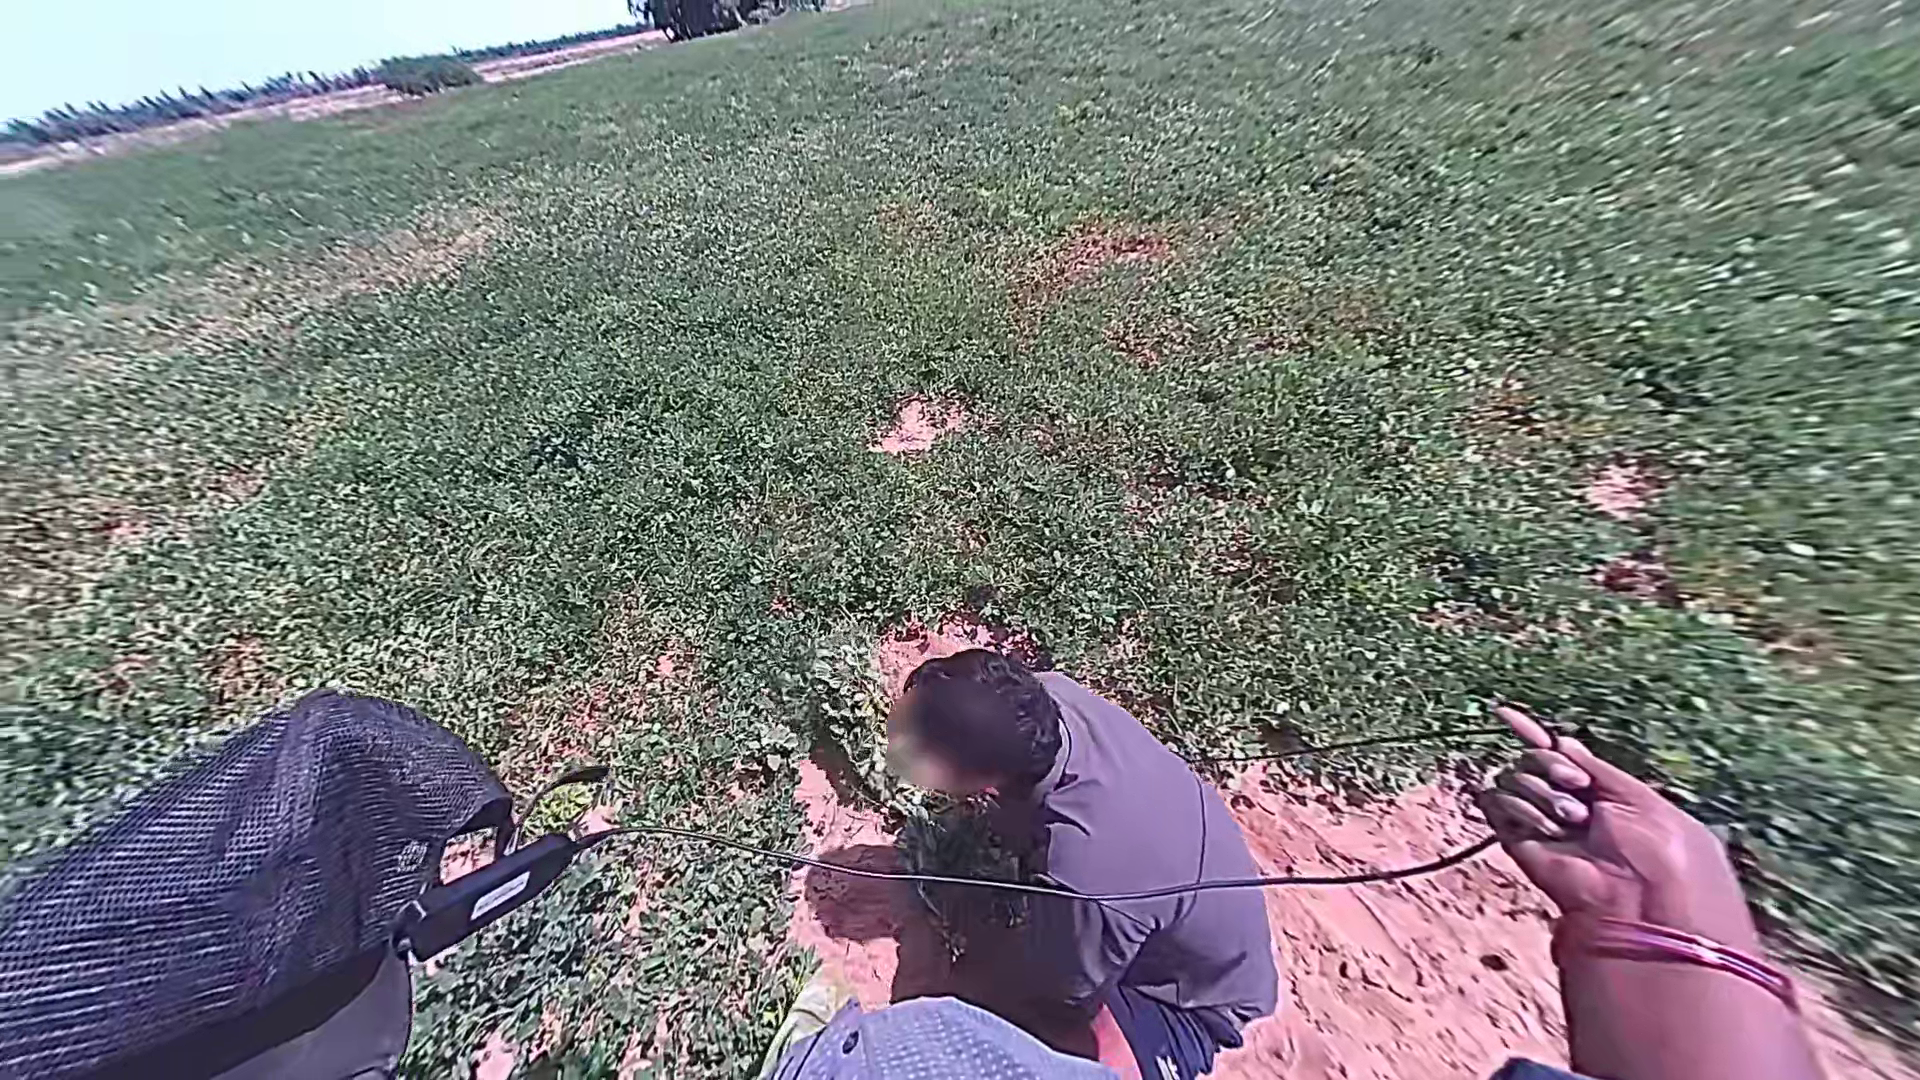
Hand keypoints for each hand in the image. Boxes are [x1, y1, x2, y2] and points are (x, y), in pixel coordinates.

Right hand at [1476, 705, 1760, 950]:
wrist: (1639, 904)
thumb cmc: (1661, 856)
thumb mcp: (1644, 802)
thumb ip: (1597, 768)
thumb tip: (1560, 741)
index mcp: (1600, 793)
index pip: (1557, 754)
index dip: (1530, 733)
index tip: (1502, 712)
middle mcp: (1564, 801)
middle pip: (1532, 759)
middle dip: (1550, 766)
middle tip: (1575, 786)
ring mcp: (1536, 817)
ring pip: (1513, 777)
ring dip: (1542, 795)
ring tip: (1570, 822)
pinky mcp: (1512, 832)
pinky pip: (1496, 800)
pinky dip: (1520, 810)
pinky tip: (1546, 830)